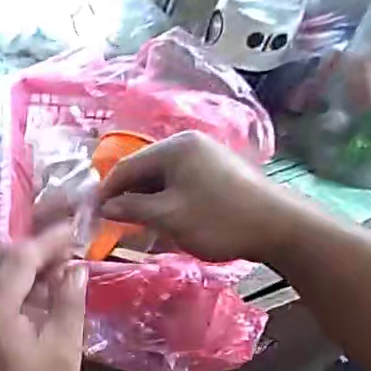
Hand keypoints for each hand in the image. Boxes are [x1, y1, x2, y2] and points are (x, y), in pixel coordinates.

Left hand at [0, 224, 87, 370]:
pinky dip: (13, 281)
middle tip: (70, 249)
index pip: (21, 256)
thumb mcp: (63, 350)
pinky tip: (37, 291)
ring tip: (58, 268)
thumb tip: (76, 268)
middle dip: (36, 247)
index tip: (77, 229)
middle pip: (1, 256)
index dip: (50, 240)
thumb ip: (68, 302)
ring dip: (24, 263)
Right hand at [98, 131, 312, 262]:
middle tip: (111, 223)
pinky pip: (180, 183)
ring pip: (162, 179)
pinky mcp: (217, 172)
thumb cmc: (219, 219)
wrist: (279, 227)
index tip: (91, 214)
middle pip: (144, 170)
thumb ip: (133, 209)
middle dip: (126, 196)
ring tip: (134, 226)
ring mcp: (206, 156)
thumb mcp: (169, 216)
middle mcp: (189, 144)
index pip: (127, 166)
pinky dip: (165, 201)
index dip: (106, 191)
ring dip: (146, 201)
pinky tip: (162, 220)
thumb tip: (105, 206)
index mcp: (175, 147)